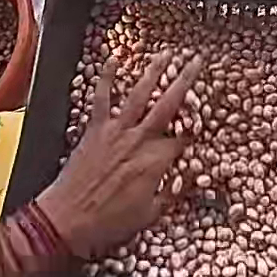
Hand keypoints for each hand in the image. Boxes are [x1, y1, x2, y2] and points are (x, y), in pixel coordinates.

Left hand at [39, 50, 203, 259]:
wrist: (67, 220)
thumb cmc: (110, 222)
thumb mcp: (150, 214)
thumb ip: (173, 192)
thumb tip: (195, 177)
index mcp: (156, 161)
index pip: (185, 135)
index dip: (199, 122)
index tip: (209, 107)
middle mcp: (139, 140)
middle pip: (168, 105)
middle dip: (185, 81)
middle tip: (196, 62)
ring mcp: (116, 131)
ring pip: (139, 95)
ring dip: (153, 72)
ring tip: (165, 54)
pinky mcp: (95, 129)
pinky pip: (102, 98)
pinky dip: (107, 78)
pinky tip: (114, 59)